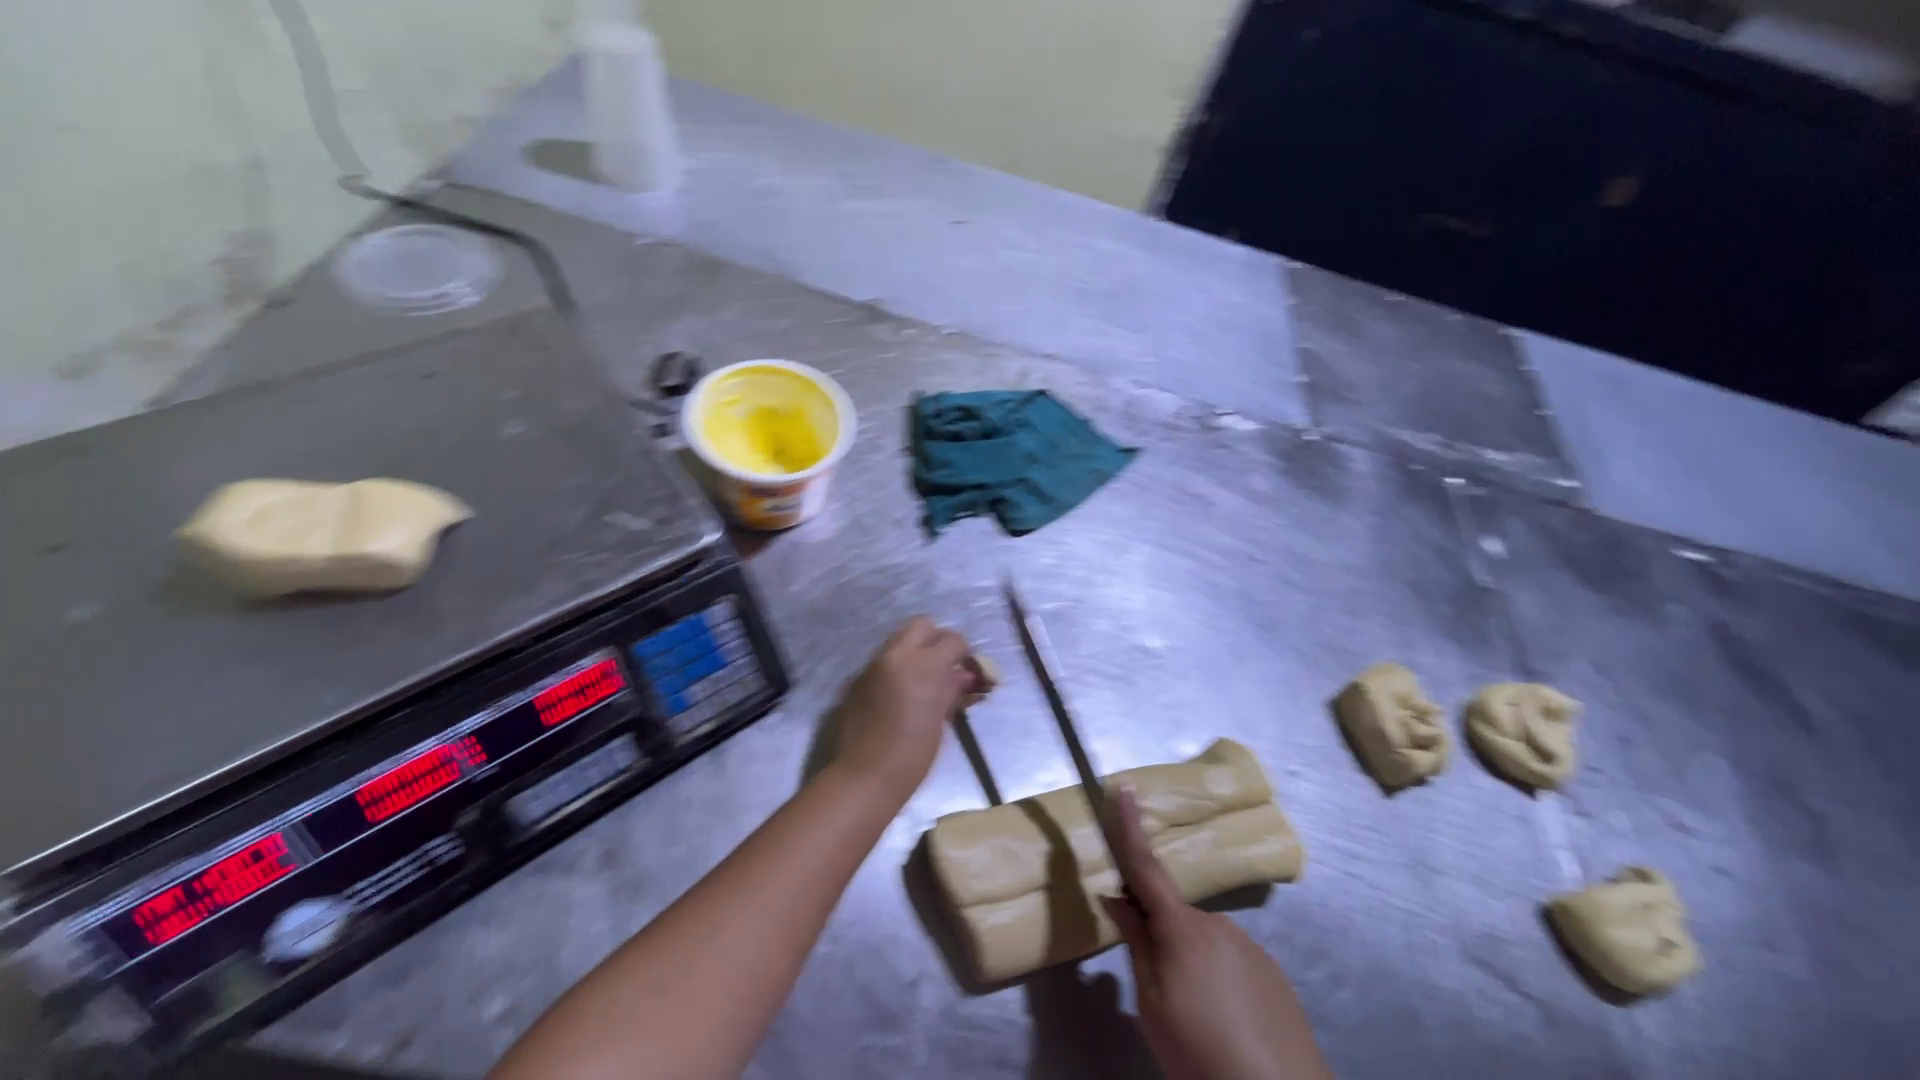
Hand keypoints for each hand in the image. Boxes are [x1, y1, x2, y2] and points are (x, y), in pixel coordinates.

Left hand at [829, 617, 976, 799]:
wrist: (865, 776)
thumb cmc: (913, 754)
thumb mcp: (940, 720)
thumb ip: (951, 691)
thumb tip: (963, 677)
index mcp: (924, 665)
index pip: (953, 639)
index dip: (963, 654)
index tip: (965, 671)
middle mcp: (896, 656)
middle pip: (921, 625)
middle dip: (936, 640)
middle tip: (943, 668)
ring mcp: (873, 666)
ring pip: (899, 641)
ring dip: (914, 653)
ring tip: (922, 684)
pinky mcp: (857, 680)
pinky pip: (883, 662)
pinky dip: (896, 669)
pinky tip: (900, 696)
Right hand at [1099, 786, 1332, 1079]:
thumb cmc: (1199, 1048)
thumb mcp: (1152, 1002)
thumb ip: (1136, 944)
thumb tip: (1116, 896)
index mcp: (1182, 929)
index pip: (1147, 868)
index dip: (1131, 828)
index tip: (1125, 788)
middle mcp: (1218, 925)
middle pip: (1174, 916)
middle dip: (1159, 935)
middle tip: (1156, 986)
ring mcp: (1251, 947)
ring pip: (1203, 942)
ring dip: (1190, 964)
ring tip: (1194, 1017)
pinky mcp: (1273, 972)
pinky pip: (1230, 962)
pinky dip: (1218, 982)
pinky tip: (1224, 1021)